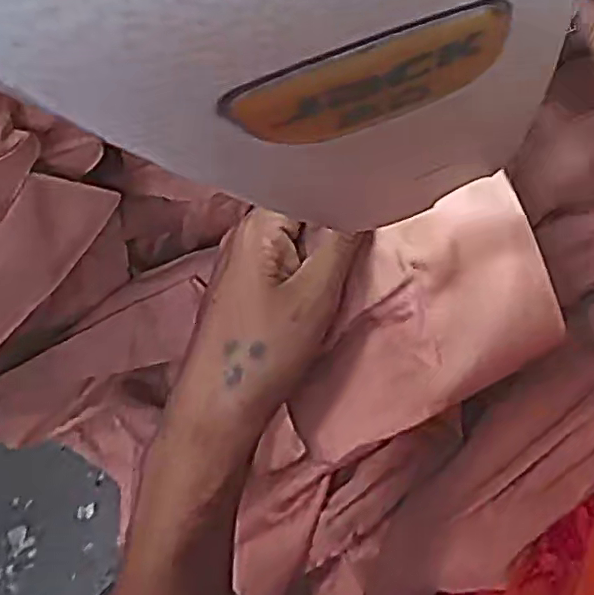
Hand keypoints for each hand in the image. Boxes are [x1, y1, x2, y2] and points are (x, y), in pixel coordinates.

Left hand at [167, 209, 363, 452]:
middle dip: (338, 213)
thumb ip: (343, 239)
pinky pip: (287, 253)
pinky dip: (310, 259)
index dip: (344, 186)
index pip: (310, 182)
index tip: (376, 190)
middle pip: (304, 205)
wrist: (217, 412)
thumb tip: (364, 196)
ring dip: (325, 240)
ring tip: (356, 247)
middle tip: (374, 221)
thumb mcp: (317, 293)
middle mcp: (245, 232)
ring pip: (298, 231)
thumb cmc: (266, 350)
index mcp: (258, 223)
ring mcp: (244, 257)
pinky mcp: (247, 281)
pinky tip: (327, 273)